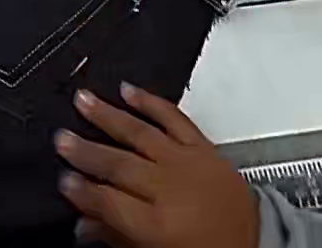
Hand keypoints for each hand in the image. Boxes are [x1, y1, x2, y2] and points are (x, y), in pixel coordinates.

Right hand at [56, 84, 258, 247]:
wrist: (260, 245)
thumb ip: (121, 239)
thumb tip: (85, 225)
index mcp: (160, 226)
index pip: (110, 202)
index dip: (83, 190)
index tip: (63, 179)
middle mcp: (169, 187)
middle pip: (119, 164)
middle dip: (86, 149)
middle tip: (61, 137)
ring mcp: (185, 160)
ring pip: (138, 132)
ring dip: (107, 115)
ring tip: (83, 99)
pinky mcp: (200, 144)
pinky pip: (171, 116)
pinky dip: (149, 101)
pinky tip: (128, 89)